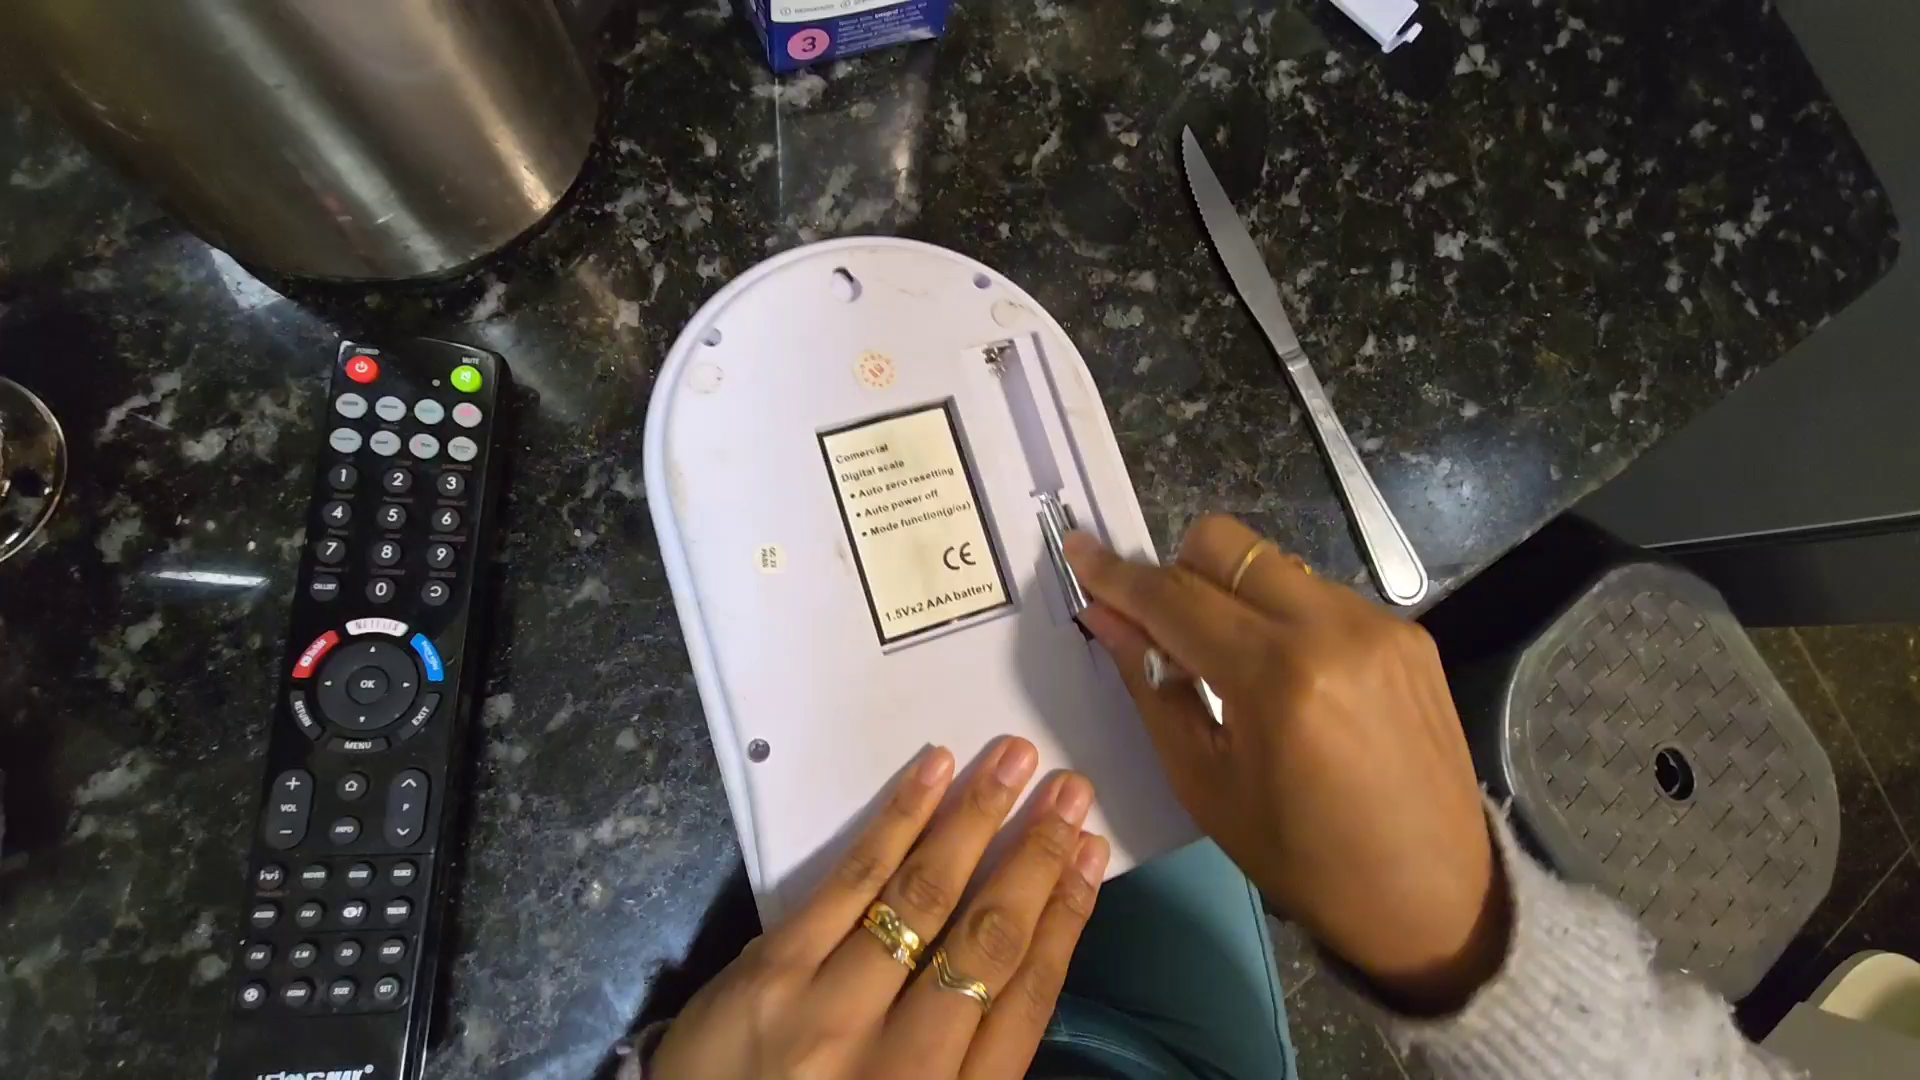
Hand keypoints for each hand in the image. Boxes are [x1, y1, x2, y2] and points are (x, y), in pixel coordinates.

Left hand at [650, 737, 1109, 1079]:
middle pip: (987, 939)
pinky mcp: (774, 970)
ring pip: (926, 894)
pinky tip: (936, 772)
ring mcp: (832, 1012)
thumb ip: (966, 1049)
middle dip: (1036, 855)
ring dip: (977, 817)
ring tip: (1016, 759)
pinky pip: (853, 879)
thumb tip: (1028, 940)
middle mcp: (904, 1066)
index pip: (1027, 998)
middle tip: (1072, 789)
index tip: (1092, 850)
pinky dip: (902, 818)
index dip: (1067, 915)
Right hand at [1064, 517, 1507, 1014]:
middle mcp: (1333, 628)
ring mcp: (1378, 623)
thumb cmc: (1299, 855)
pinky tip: (1284, 672)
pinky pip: (1312, 591)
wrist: (1436, 901)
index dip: (1117, 574)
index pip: (1174, 597)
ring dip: (1227, 591)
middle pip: (1224, 544)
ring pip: (1269, 561)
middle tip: (1165, 626)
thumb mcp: (1202, 779)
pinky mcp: (1406, 631)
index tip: (1079, 549)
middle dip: (1174, 569)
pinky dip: (1275, 613)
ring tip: (1229, 658)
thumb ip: (1150, 683)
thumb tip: (1106, 617)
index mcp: (1277, 676)